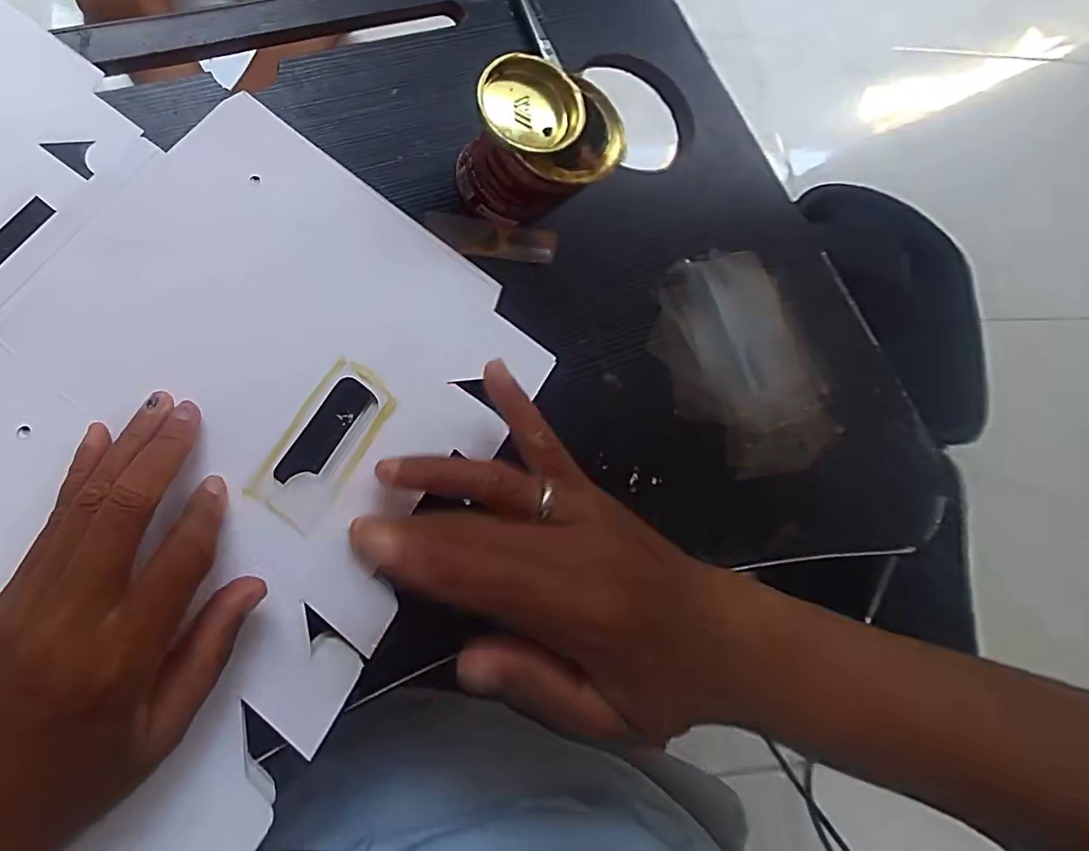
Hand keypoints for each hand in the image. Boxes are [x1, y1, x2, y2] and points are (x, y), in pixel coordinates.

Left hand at [0, 393, 266, 850]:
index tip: (218, 483)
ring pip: (89, 502)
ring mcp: (34, 596)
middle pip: (126, 510)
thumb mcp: (157, 736)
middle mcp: (76, 614)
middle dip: (162, 452)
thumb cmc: (71, 781)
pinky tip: (97, 439)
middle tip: (187, 412)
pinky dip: (79, 473)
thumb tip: (250, 588)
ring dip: (126, 448)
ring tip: (156, 407)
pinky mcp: (10, 590)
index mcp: (122, 657)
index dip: (203, 516)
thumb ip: (209, 654)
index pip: (177, 561)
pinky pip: (53, 519)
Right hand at [351, 360, 779, 744]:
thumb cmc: (661, 684)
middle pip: (480, 530)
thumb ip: (535, 687)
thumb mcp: (606, 718)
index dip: (423, 561)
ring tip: (391, 467)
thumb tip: (462, 661)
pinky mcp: (589, 489)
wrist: (729, 636)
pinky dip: (519, 407)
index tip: (371, 545)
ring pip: (500, 483)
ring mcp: (582, 507)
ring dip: (443, 472)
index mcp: (580, 608)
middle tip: (359, 518)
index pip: (485, 578)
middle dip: (415, 526)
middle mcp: (577, 545)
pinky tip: (494, 371)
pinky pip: (548, 444)